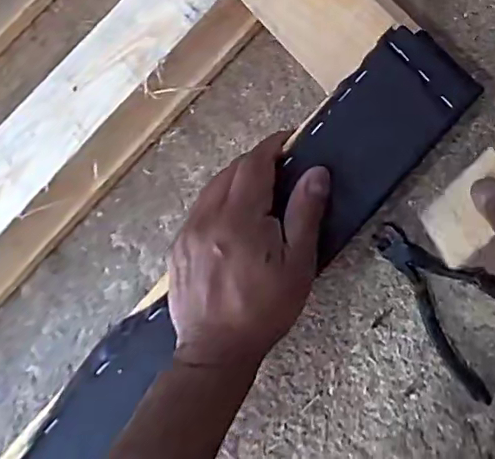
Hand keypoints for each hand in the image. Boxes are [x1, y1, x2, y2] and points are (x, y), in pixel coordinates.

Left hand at [168, 133, 329, 369]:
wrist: (215, 354)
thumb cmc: (266, 307)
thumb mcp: (298, 261)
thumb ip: (305, 212)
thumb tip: (316, 171)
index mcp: (237, 219)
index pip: (253, 164)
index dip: (273, 146)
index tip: (292, 139)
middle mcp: (206, 220)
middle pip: (231, 171)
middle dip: (258, 160)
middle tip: (284, 164)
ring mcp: (187, 235)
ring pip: (213, 187)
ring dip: (238, 177)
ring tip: (264, 184)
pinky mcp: (178, 250)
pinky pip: (201, 207)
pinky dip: (222, 197)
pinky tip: (238, 212)